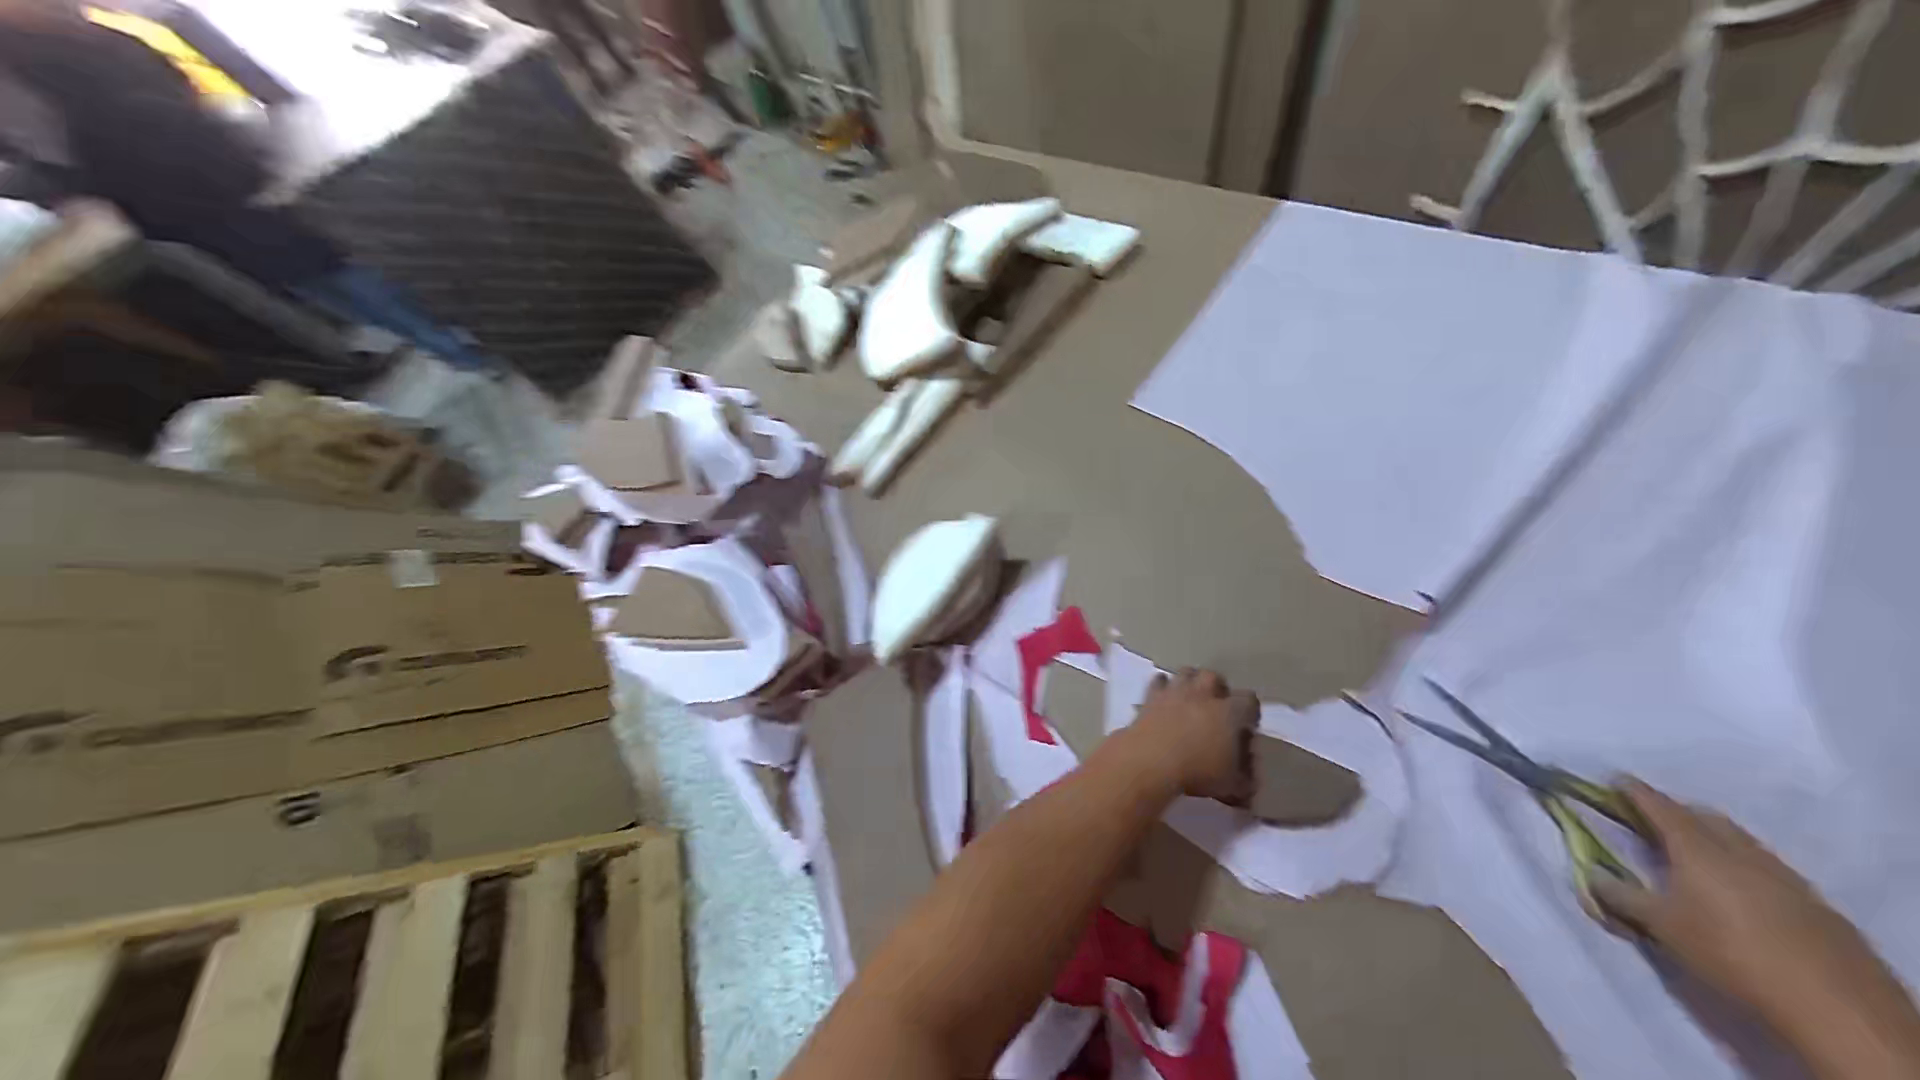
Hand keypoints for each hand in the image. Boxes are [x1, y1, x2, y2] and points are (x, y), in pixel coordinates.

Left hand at [1124, 668, 1256, 803]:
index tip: (1246, 724)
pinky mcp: (1151, 696)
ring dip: (1191, 681)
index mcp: (1229, 712)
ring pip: (1186, 672)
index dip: (1249, 710)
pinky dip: (1162, 686)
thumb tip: (1250, 776)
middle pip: (1214, 677)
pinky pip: (1158, 681)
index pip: (1249, 699)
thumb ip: (1245, 779)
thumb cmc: (1197, 771)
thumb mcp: (1231, 784)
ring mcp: (1175, 692)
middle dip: (1218, 688)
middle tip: (1216, 706)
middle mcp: (1203, 694)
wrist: (1150, 760)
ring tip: (1191, 697)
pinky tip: (1163, 698)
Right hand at [1592, 781, 1919, 1066]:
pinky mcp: (1812, 902)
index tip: (1613, 779)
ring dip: (1710, 837)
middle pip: (1704, 816)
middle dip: (1675, 811)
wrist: (1832, 1004)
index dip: (1633, 790)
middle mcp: (1740, 850)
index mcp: (1697, 847)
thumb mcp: (1660, 925)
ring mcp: (1783, 875)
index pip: (1658, 806)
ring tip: (1691, 854)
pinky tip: (1737, 889)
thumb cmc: (1727, 951)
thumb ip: (1619, 894)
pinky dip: (1740, 863)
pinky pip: (1766, 866)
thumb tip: (1591, 873)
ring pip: (1739, 840)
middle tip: (1650, 819)